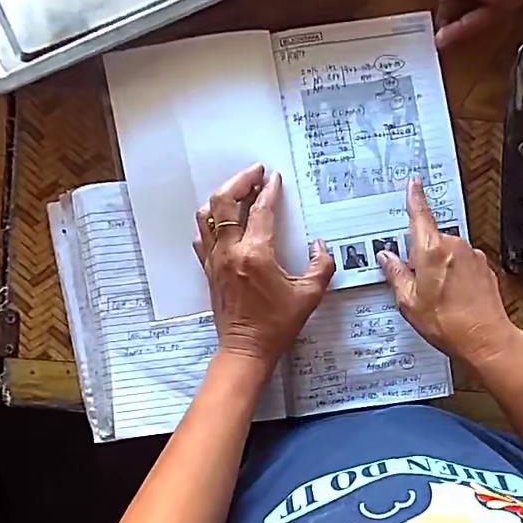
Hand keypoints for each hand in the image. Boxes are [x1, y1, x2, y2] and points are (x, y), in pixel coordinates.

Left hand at [194, 165, 334, 366]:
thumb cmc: (277, 325)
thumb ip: (320, 266)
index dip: (269, 190)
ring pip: (207, 215)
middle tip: (255, 173)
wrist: (246, 348)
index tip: (275, 179)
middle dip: (239, 181)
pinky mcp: (208, 270)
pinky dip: (209, 221)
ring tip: (238, 191)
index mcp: (255, 254)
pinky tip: (221, 221)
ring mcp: (214, 260)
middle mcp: (230, 251)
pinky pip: (202, 236)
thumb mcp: (309, 296)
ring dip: (221, 197)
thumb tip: (319, 246)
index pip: (260, 210)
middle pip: (224, 202)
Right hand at [378, 178, 522, 366]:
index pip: (419, 214)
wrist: (486, 339)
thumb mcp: (409, 302)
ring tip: (436, 298)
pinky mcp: (483, 268)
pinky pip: (461, 264)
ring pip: (446, 253)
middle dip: (420, 256)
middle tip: (415, 283)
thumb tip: (387, 258)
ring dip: (438, 268)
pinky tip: (451, 299)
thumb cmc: (448, 323)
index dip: (414, 197)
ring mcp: (472, 256)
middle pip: (430, 240)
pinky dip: (453, 276)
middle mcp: (454, 246)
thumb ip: (396, 275)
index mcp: (432, 249)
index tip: (413, 184)